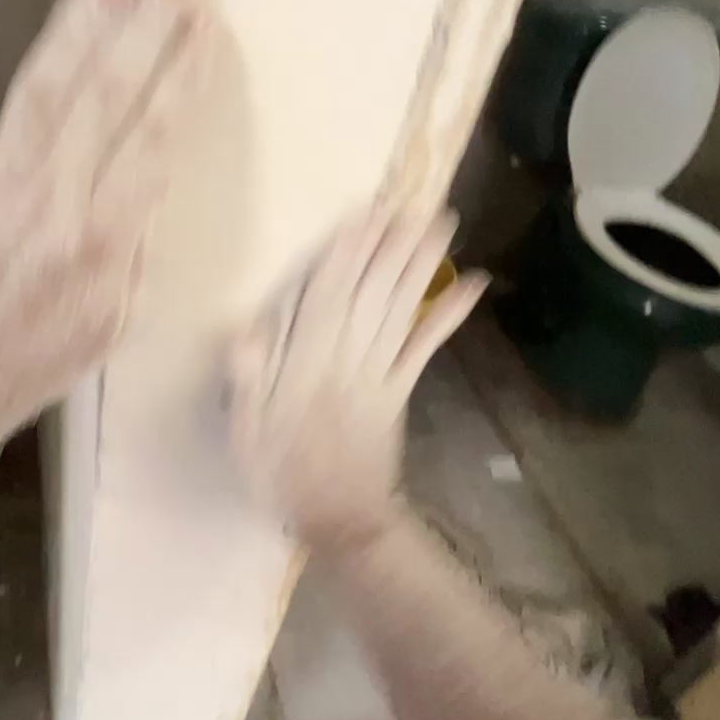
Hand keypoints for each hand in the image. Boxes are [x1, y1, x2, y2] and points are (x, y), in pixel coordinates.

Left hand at [0, 0, 218, 441]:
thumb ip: (134, 250)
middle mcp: (53, 202)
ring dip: (78, 28)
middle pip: (110, 100)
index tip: (209, 27)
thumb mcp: (112, 324)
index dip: (185, 78)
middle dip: (150, 30)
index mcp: (104, 242)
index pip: (157, 141)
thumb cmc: (33, 361)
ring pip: (44, 92)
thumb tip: (148, 183)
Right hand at [228, 205, 486, 552]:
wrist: (341, 520)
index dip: (347, 252)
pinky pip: (424, 350)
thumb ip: (250, 378)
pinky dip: (448, 317)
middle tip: (416, 199)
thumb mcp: (248, 431)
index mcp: (309, 364)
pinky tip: (471, 287)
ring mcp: (380, 374)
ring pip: (401, 310)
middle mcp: (348, 359)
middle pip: (373, 292)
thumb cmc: (283, 472)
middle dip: (393, 244)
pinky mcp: (400, 392)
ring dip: (422, 265)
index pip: (329, 295)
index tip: (365, 211)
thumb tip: (249, 324)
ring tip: (441, 225)